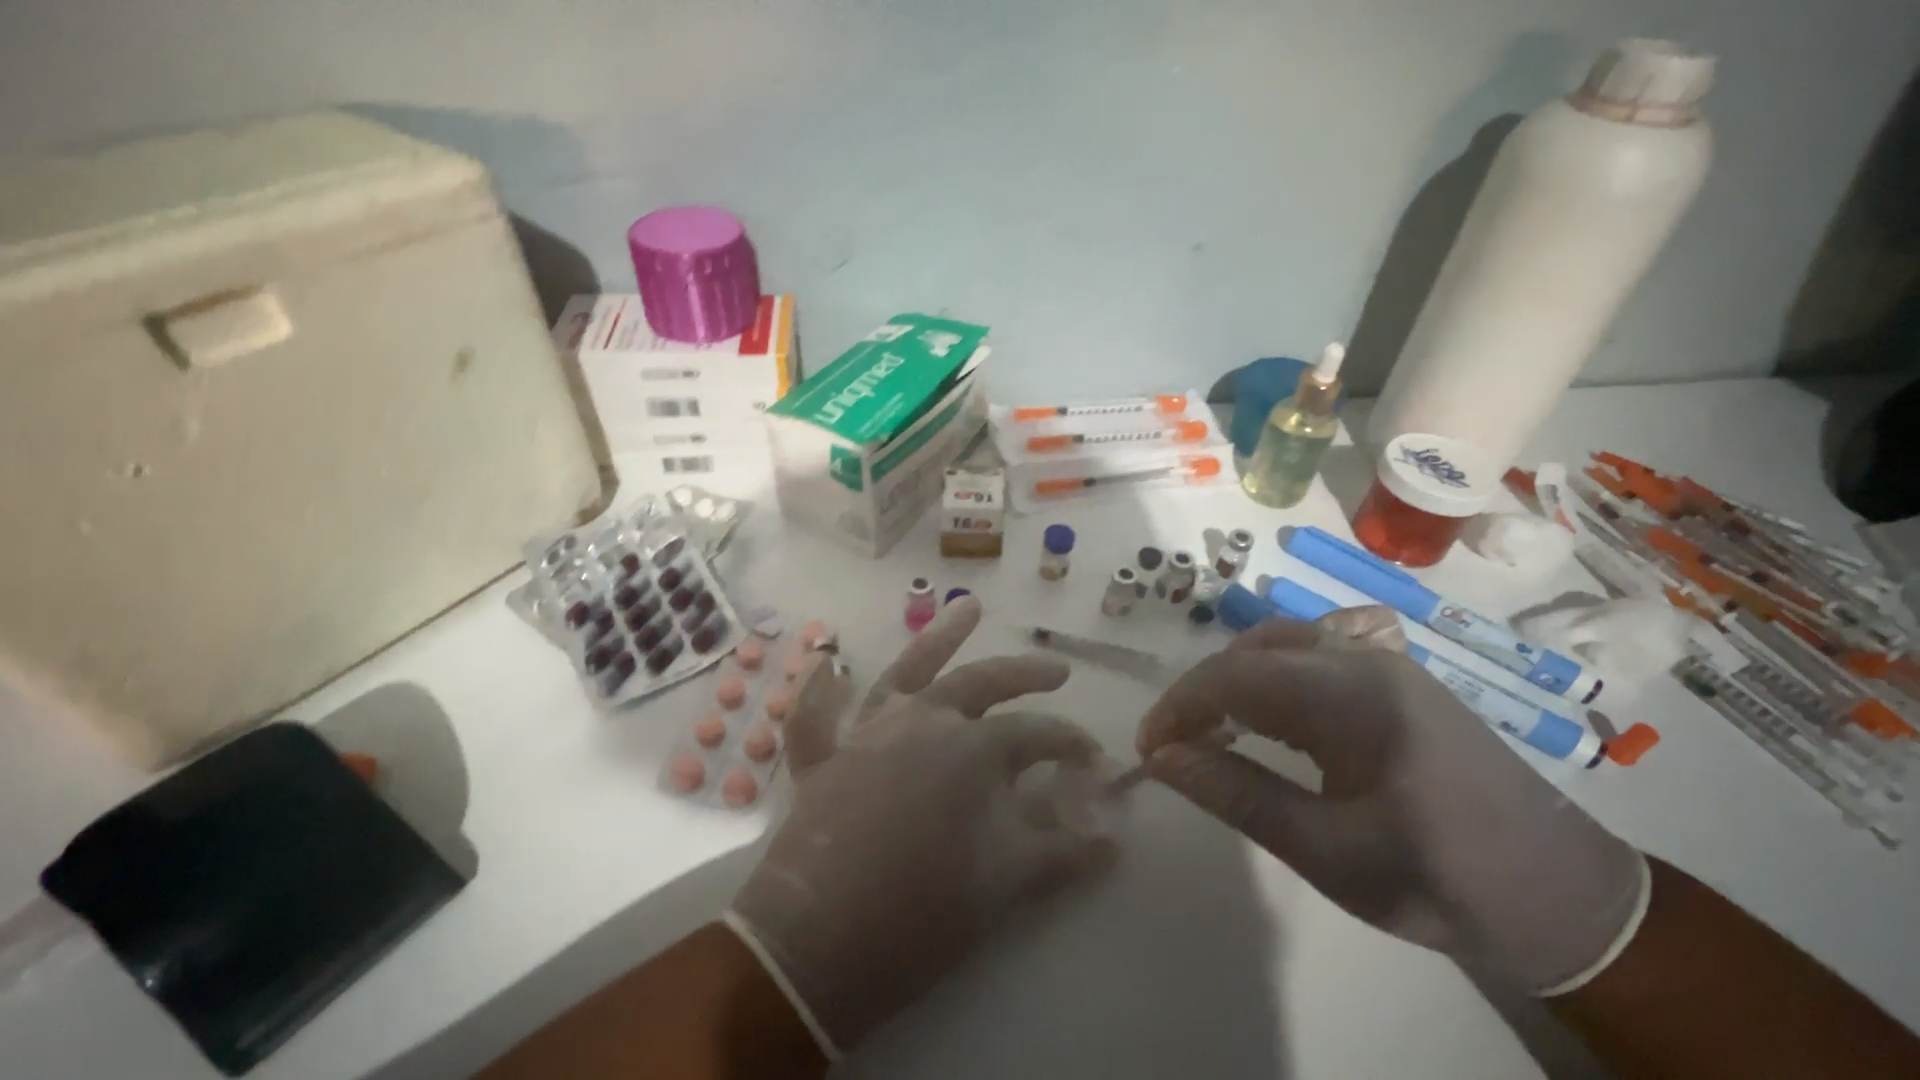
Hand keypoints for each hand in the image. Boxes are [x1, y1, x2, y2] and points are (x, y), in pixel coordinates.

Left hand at [726, 597, 1119, 1053]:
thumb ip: (1061, 852)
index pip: (1036, 735)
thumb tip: (1113, 837)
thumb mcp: (1004, 884)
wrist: (815, 949)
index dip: (1071, 746)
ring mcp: (865, 736)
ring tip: (968, 608)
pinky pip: (817, 716)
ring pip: (905, 672)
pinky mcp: (822, 761)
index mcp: (971, 749)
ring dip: (937, 639)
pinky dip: (821, 689)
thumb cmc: (920, 914)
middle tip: (1057, 673)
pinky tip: (828, 663)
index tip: (1097, 764)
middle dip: (1024, 674)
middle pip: (981, 684)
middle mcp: (920, 725)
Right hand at [1136, 606, 1646, 993]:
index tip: (1148, 751)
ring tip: (1215, 730)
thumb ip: (1236, 793)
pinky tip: (1272, 717)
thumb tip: (1162, 757)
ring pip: (1288, 643)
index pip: (1235, 676)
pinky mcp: (1406, 682)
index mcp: (1351, 697)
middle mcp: (1369, 662)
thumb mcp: (1325, 850)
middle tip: (1177, 746)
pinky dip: (1276, 676)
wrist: (1561, 894)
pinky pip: (1322, 653)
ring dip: (1239, 677)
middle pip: (1258, 649)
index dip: (1179, 706)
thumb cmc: (1436, 878)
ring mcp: (1393, 666)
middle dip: (1204, 690)